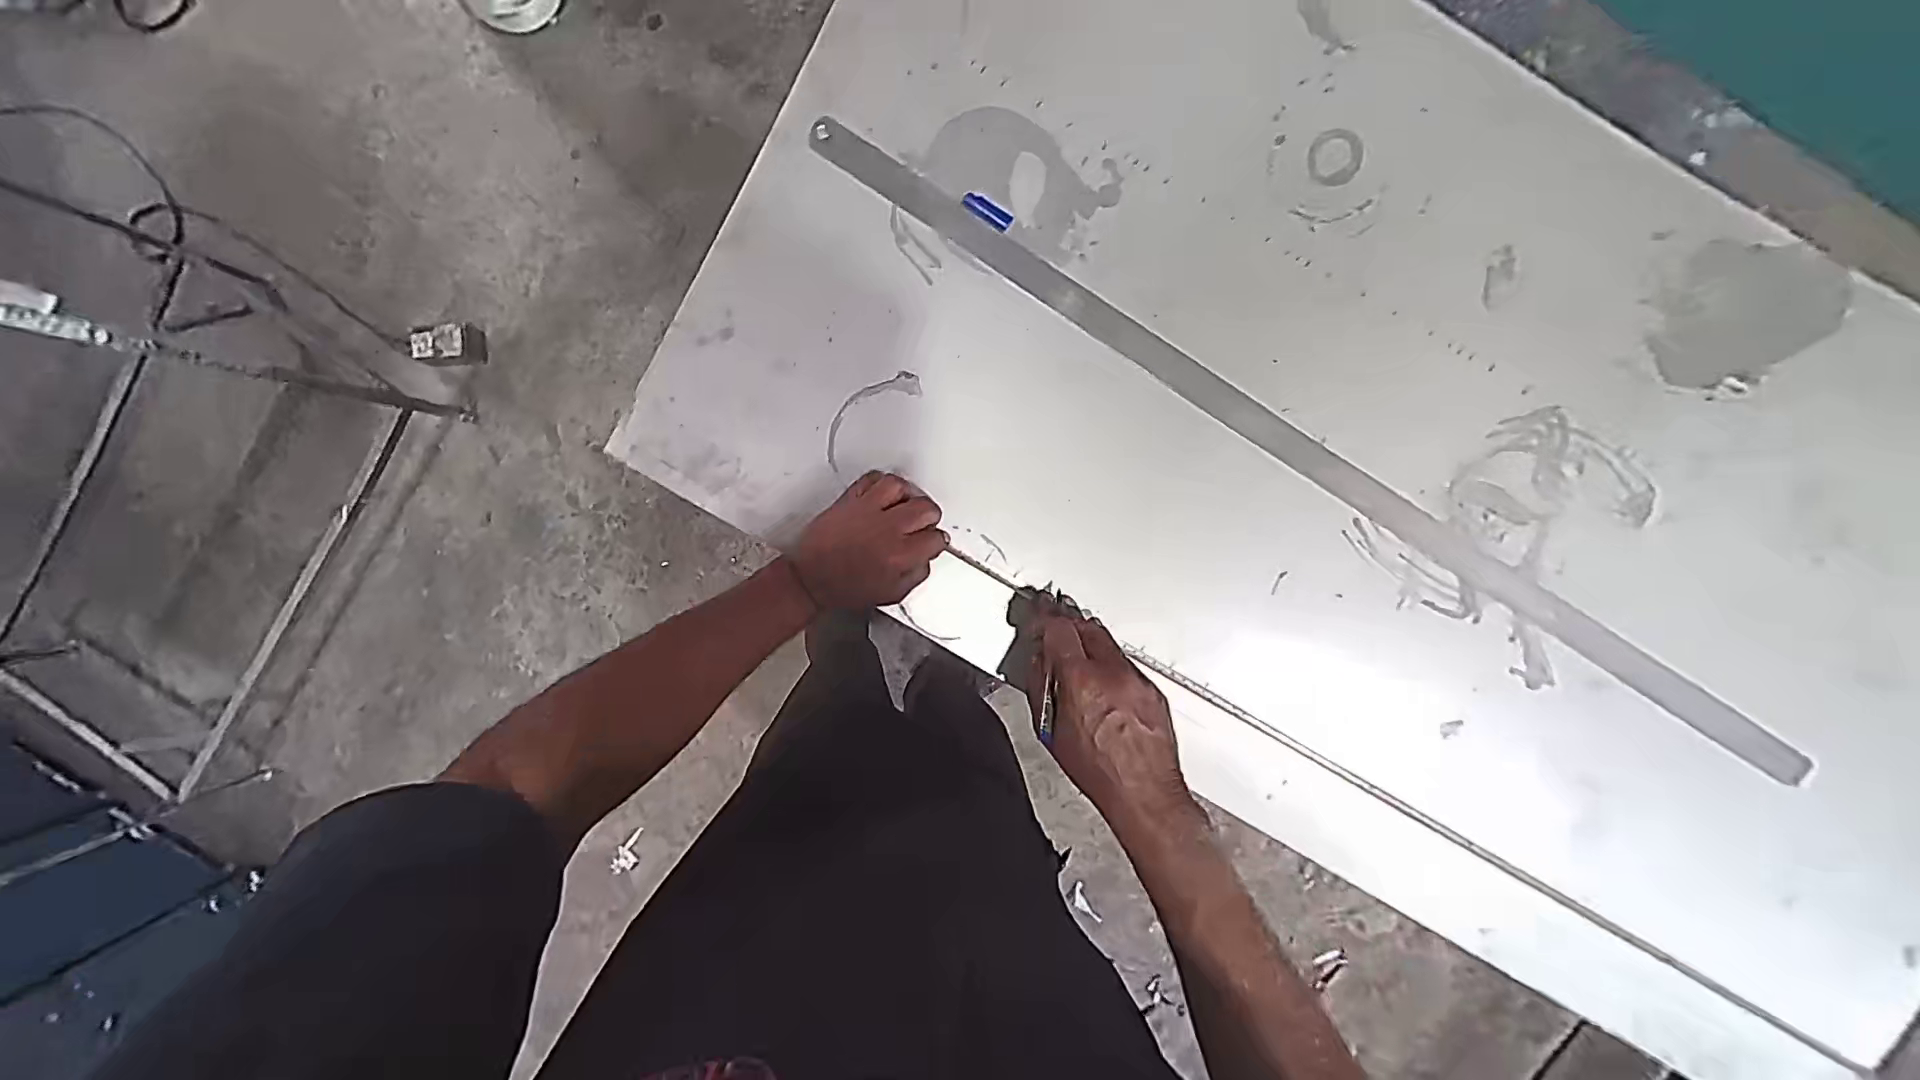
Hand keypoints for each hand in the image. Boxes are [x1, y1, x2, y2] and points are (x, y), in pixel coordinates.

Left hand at [791, 471, 946, 608]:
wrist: (809, 578)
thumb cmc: (843, 587)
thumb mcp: (891, 594)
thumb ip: (916, 575)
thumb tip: (926, 558)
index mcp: (899, 555)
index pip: (935, 538)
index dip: (937, 541)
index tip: (932, 541)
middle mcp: (886, 529)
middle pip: (925, 507)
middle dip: (930, 516)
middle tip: (924, 522)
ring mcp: (867, 510)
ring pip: (900, 486)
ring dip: (908, 494)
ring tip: (905, 504)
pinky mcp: (849, 500)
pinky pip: (873, 478)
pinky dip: (882, 482)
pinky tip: (884, 493)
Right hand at [1027, 615, 1196, 834]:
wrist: (1144, 793)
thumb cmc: (1099, 771)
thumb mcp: (1051, 729)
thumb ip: (1041, 686)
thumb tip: (1040, 663)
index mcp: (1081, 680)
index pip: (1059, 628)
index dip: (1045, 618)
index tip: (1040, 614)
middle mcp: (1112, 673)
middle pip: (1087, 626)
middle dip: (1069, 624)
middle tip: (1056, 627)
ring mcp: (1136, 679)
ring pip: (1109, 643)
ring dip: (1091, 641)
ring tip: (1077, 652)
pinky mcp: (1153, 690)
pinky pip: (1127, 664)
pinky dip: (1111, 663)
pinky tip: (1103, 679)